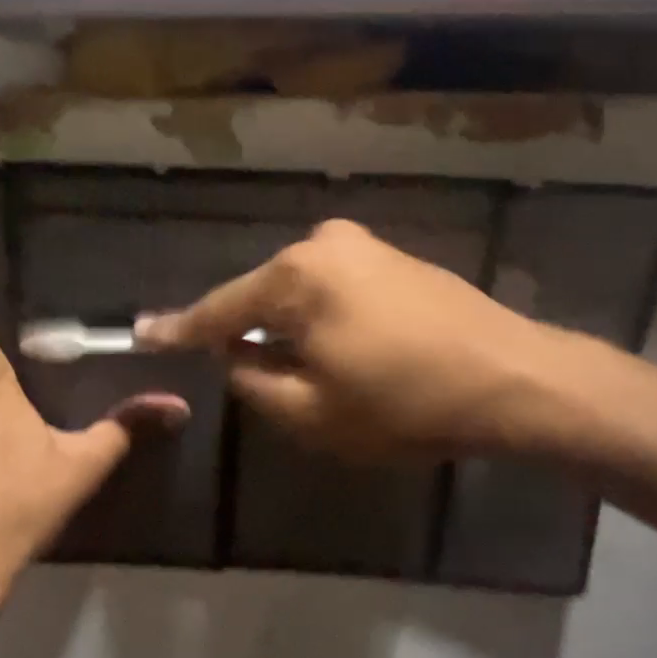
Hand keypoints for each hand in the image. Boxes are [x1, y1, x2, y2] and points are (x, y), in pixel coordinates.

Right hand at [135, 219, 575, 462]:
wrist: (515, 381)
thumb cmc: (405, 403)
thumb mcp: (310, 413)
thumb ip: (252, 382)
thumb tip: (233, 355)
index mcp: (293, 277)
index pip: (218, 310)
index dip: (178, 330)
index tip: (141, 333)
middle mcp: (321, 244)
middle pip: (259, 297)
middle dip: (245, 332)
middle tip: (236, 372)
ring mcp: (362, 246)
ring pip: (297, 293)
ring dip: (288, 328)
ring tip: (300, 372)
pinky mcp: (392, 258)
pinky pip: (332, 289)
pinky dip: (322, 318)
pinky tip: (341, 352)